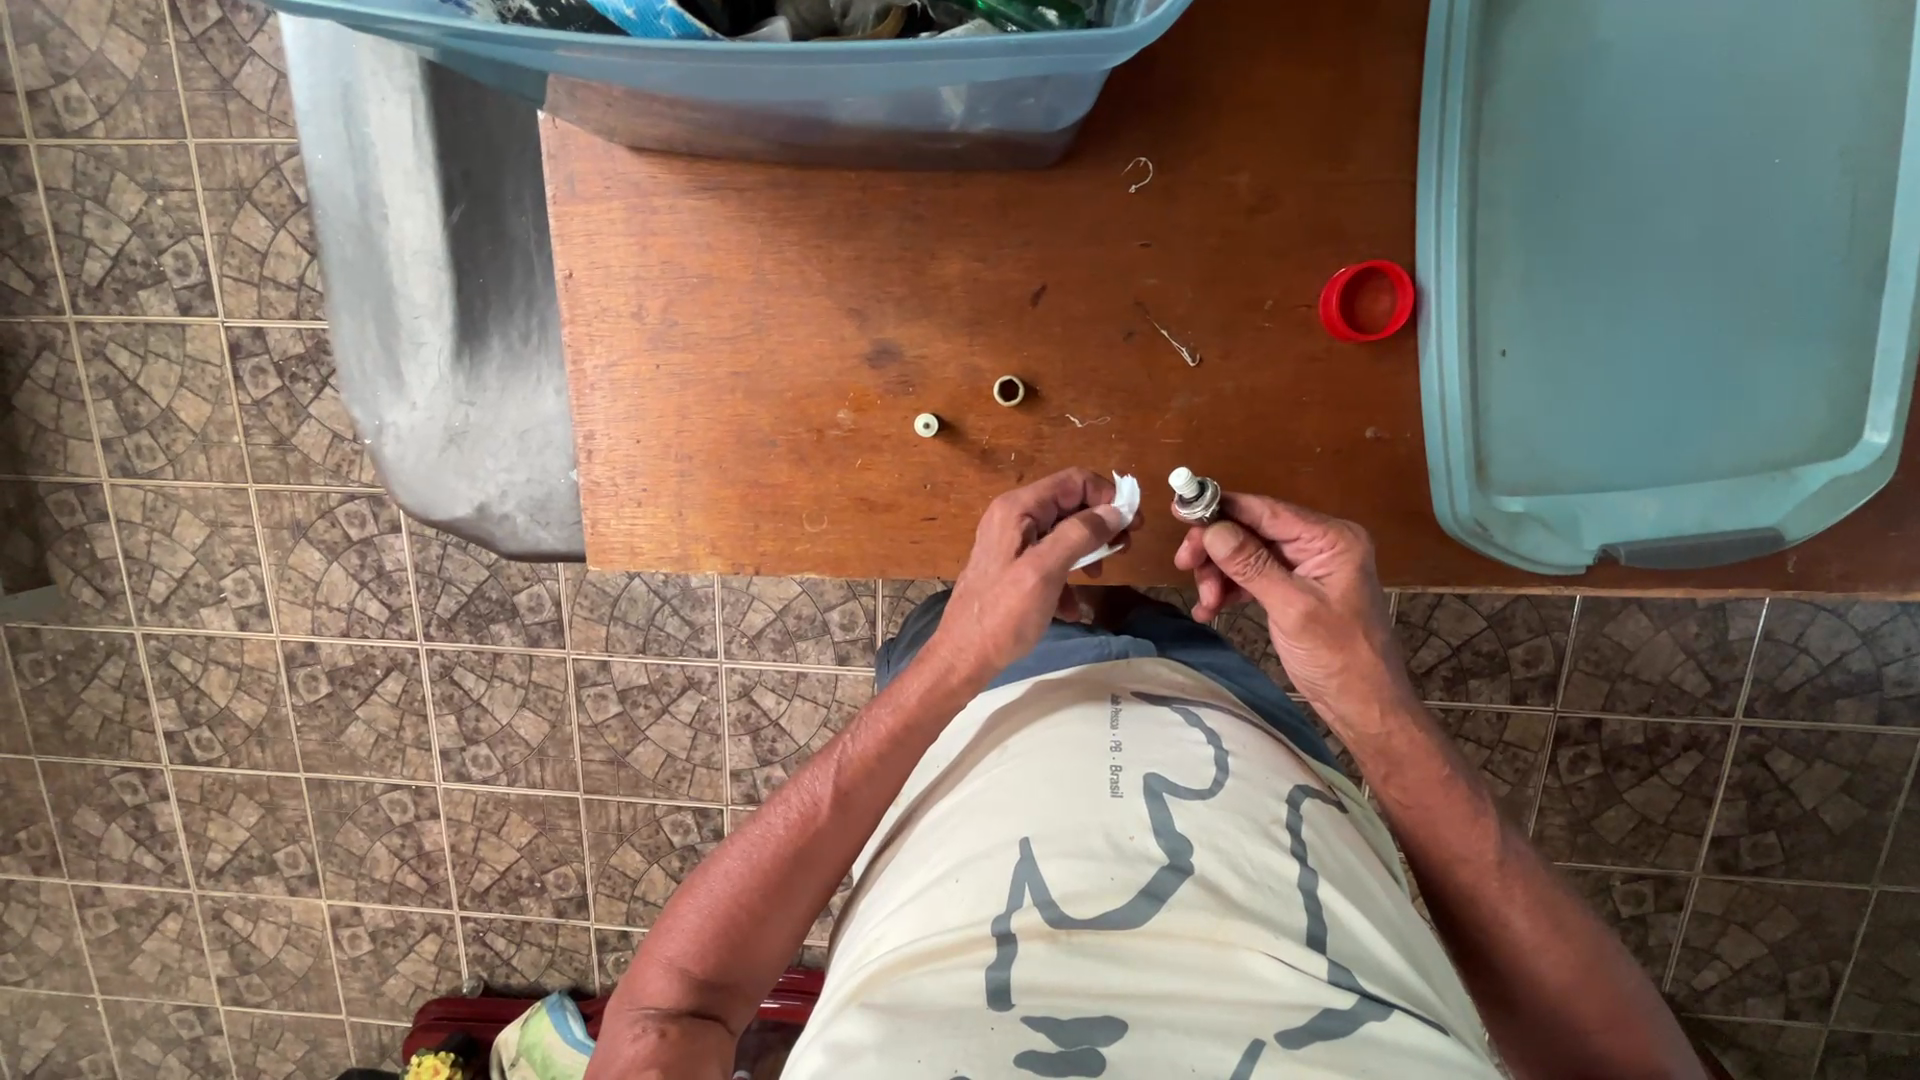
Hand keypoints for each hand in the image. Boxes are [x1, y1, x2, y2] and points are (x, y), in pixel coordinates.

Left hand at [926, 468, 1131, 682]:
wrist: (964, 656)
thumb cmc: (1004, 614)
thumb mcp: (1045, 570)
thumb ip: (1080, 534)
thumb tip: (1116, 510)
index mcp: (1018, 508)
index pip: (1074, 481)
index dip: (1107, 497)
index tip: (1133, 525)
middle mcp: (1013, 517)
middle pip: (1070, 505)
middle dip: (1100, 525)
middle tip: (1123, 550)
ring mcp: (1011, 542)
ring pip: (1063, 533)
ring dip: (1087, 552)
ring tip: (1099, 577)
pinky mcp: (1013, 566)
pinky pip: (1049, 559)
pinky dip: (1067, 577)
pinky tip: (1071, 607)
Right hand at [1173, 492, 1415, 726]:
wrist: (1364, 706)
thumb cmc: (1338, 657)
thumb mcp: (1291, 608)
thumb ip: (1251, 565)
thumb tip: (1212, 530)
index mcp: (1331, 539)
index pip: (1266, 511)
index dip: (1221, 508)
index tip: (1180, 510)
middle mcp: (1319, 544)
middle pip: (1251, 530)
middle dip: (1215, 549)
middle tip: (1184, 565)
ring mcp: (1306, 567)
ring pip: (1245, 554)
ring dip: (1218, 575)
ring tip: (1206, 603)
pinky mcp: (1294, 588)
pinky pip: (1252, 577)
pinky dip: (1229, 590)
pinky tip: (1209, 610)